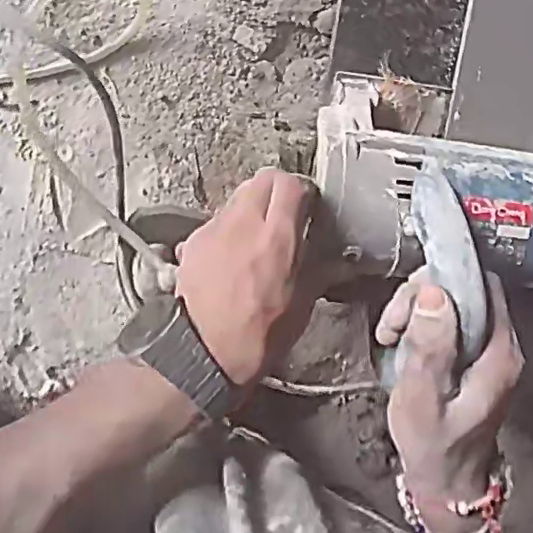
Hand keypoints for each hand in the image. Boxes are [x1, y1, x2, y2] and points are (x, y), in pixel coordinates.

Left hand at [174, 168, 318, 385]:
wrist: (204, 353)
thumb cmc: (254, 337)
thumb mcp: (300, 305)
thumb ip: (319, 271)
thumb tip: (338, 262)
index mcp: (276, 239)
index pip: (291, 184)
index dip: (303, 191)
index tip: (307, 205)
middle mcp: (243, 225)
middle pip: (262, 180)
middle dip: (277, 191)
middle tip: (285, 213)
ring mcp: (214, 231)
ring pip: (237, 197)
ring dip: (252, 207)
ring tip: (259, 235)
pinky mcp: (194, 242)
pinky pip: (216, 220)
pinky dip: (229, 228)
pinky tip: (234, 254)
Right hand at [377, 269, 522, 532]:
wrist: (447, 484)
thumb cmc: (434, 446)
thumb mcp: (422, 399)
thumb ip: (430, 347)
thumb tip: (433, 293)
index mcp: (499, 354)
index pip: (480, 286)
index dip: (443, 282)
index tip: (408, 303)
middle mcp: (501, 346)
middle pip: (464, 291)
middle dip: (421, 297)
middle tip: (393, 327)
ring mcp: (488, 351)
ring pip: (451, 303)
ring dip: (414, 310)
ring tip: (391, 338)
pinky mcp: (472, 356)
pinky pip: (446, 320)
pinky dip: (419, 323)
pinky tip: (399, 343)